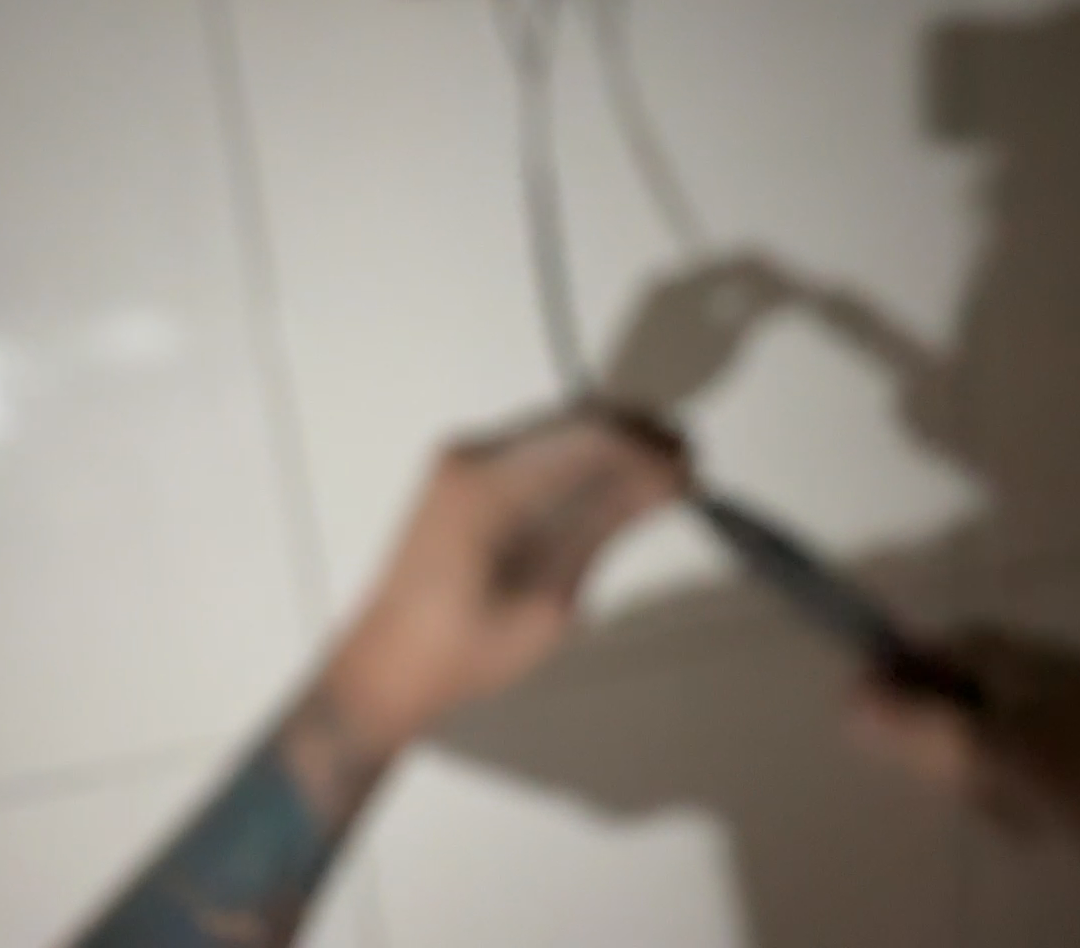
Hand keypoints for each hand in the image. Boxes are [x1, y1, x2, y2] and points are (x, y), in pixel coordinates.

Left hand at [325, 406, 688, 752]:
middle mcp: (472, 453)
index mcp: (489, 486)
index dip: (650, 448)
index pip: (590, 437)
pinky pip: (536, 445)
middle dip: (638, 437)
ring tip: (658, 480)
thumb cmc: (468, 651)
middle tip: (686, 471)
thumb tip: (669, 476)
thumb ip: (606, 526)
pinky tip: (608, 486)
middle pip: (575, 418)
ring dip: (611, 445)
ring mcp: (462, 456)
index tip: (692, 474)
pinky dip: (579, 458)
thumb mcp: (551, 597)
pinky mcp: (461, 468)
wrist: (386, 661)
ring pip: (558, 425)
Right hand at [847, 631, 1079, 912]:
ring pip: (976, 734)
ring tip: (1033, 814)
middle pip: (932, 700)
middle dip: (948, 754)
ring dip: (989, 779)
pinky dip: (1025, 785)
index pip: (895, 658)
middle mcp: (1008, 658)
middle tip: (989, 795)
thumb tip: (844, 699)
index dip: (890, 706)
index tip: (914, 758)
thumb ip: (924, 729)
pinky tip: (1058, 815)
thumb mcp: (1010, 759)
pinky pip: (1018, 751)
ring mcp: (1046, 690)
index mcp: (986, 649)